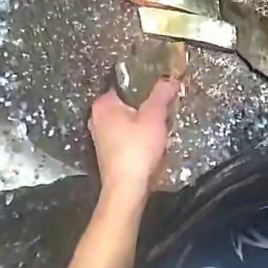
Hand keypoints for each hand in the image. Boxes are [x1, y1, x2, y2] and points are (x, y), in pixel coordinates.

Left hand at [87, 78, 179, 202]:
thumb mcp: (154, 116)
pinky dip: (142, 136)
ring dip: (148, 122)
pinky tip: (155, 142)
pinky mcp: (109, 152)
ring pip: (130, 120)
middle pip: (130, 103)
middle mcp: (98, 118)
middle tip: (168, 107)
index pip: (127, 84)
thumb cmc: (137, 148)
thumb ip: (161, 94)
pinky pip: (129, 135)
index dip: (148, 84)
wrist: (127, 188)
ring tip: (165, 125)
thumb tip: (169, 79)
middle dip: (149, 105)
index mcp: (103, 104)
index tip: (165, 88)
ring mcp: (102, 137)